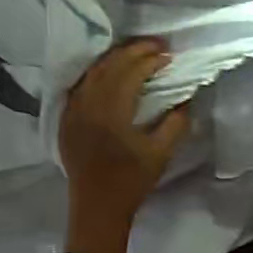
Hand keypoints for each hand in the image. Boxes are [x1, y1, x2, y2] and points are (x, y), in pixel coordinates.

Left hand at [59, 40, 191, 252]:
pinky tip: (110, 71)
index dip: (151, 60)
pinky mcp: (66, 118)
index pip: (131, 72)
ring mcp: (73, 110)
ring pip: (93, 72)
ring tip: (136, 52)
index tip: (169, 56)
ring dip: (115, 58)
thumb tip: (186, 98)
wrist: (97, 208)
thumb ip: (176, 123)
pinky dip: (98, 72)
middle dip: (134, 51)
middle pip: (110, 65)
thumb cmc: (131, 181)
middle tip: (157, 45)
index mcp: (111, 112)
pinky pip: (80, 85)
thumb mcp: (161, 154)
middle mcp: (88, 104)